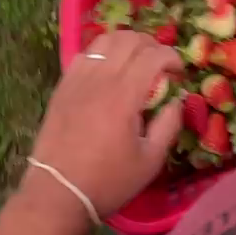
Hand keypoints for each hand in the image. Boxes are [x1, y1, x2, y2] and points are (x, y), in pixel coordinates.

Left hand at [26, 29, 183, 219]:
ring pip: (106, 39)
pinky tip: (108, 67)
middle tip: (160, 63)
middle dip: (152, 45)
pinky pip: (86, 53)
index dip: (171, 57)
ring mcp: (79, 78)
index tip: (178, 72)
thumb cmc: (107, 181)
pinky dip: (103, 51)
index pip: (153, 55)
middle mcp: (102, 78)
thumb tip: (176, 100)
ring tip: (135, 58)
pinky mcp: (64, 85)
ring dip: (126, 42)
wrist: (57, 195)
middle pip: (130, 39)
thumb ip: (169, 125)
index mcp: (125, 94)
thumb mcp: (150, 162)